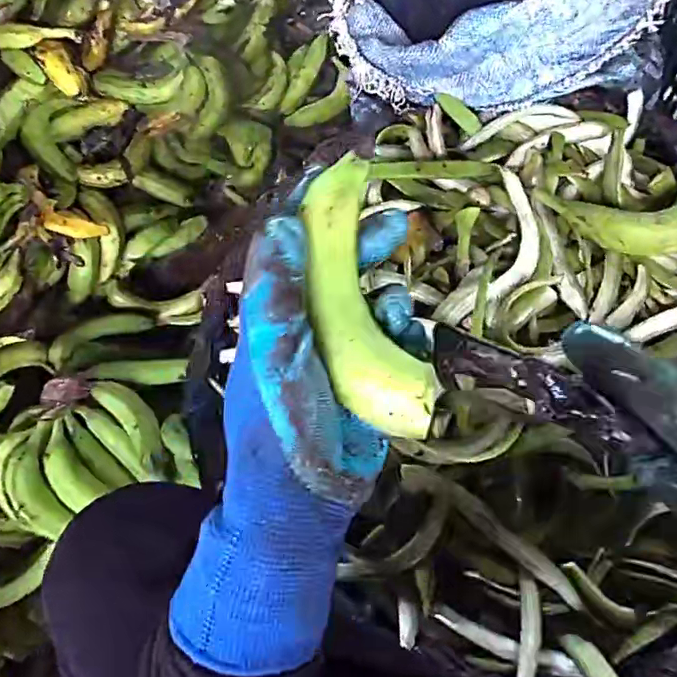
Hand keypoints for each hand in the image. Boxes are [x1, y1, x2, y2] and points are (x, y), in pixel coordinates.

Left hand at [168, 206, 410, 676]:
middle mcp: (304, 323)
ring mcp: (337, 347)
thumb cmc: (278, 430)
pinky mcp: (366, 372)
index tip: (339, 171)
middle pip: (332, 266)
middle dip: (360, 240)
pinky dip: (401, 325)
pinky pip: (390, 336)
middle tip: (394, 221)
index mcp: (272, 314)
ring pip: (365, 296)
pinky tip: (404, 326)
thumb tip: (280, 223)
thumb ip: (276, 293)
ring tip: (398, 282)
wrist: (303, 506)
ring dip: (384, 282)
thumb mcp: (273, 357)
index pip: (288, 246)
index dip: (310, 206)